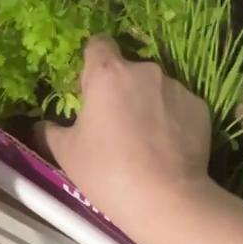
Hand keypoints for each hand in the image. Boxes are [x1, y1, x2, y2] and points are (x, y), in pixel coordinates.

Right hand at [42, 36, 214, 235]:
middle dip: (121, 91)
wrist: (165, 199)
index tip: (89, 89)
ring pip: (156, 89)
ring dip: (148, 105)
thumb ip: (50, 132)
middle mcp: (145, 71)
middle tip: (115, 127)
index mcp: (108, 73)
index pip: (98, 44)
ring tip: (145, 143)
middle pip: (128, 71)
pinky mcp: (200, 108)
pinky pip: (180, 108)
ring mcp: (177, 88)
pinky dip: (173, 121)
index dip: (91, 63)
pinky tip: (167, 150)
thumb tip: (42, 126)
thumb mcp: (67, 154)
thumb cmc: (107, 172)